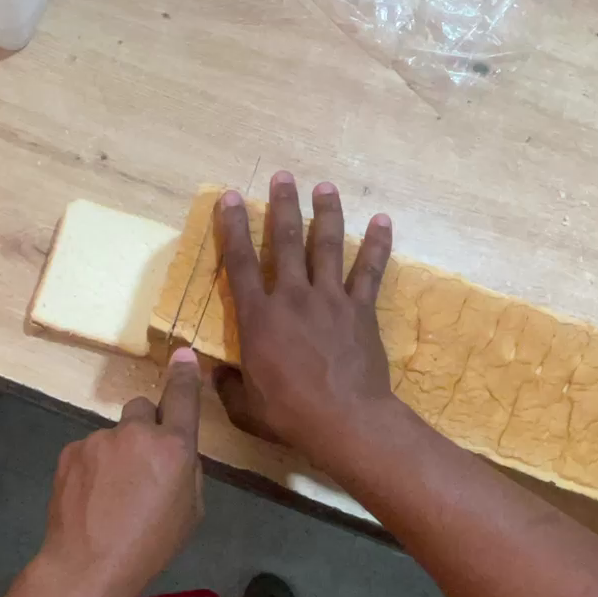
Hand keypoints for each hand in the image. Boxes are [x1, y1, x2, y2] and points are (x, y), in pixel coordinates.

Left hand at [35, 350, 203, 596]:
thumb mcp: (190, 513)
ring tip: (109, 496)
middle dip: (145, 429)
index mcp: (174, 448)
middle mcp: (136, 433)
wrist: (88, 565)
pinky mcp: (70, 451)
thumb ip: (187, 471)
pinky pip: (88, 451)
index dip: (185, 375)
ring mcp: (98, 439)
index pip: (183, 398)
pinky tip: (90, 498)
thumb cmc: (150, 546)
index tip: (183, 354)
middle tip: (140, 467)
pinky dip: (91, 468)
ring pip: (113, 435)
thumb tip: (174, 452)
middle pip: (142, 409)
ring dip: (116, 454)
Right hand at [213, 172, 408, 468]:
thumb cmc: (288, 414)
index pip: (240, 264)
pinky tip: (382, 220)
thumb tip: (215, 372)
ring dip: (325, 213)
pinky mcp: (360, 310)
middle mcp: (292, 298)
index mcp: (259, 318)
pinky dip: (377, 244)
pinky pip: (370, 270)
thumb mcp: (244, 406)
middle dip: (281, 206)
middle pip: (285, 242)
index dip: (233, 228)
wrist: (345, 420)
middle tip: (281, 176)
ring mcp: (330, 300)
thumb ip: (227, 385)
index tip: (231, 198)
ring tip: (323, 186)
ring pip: (327, 246)